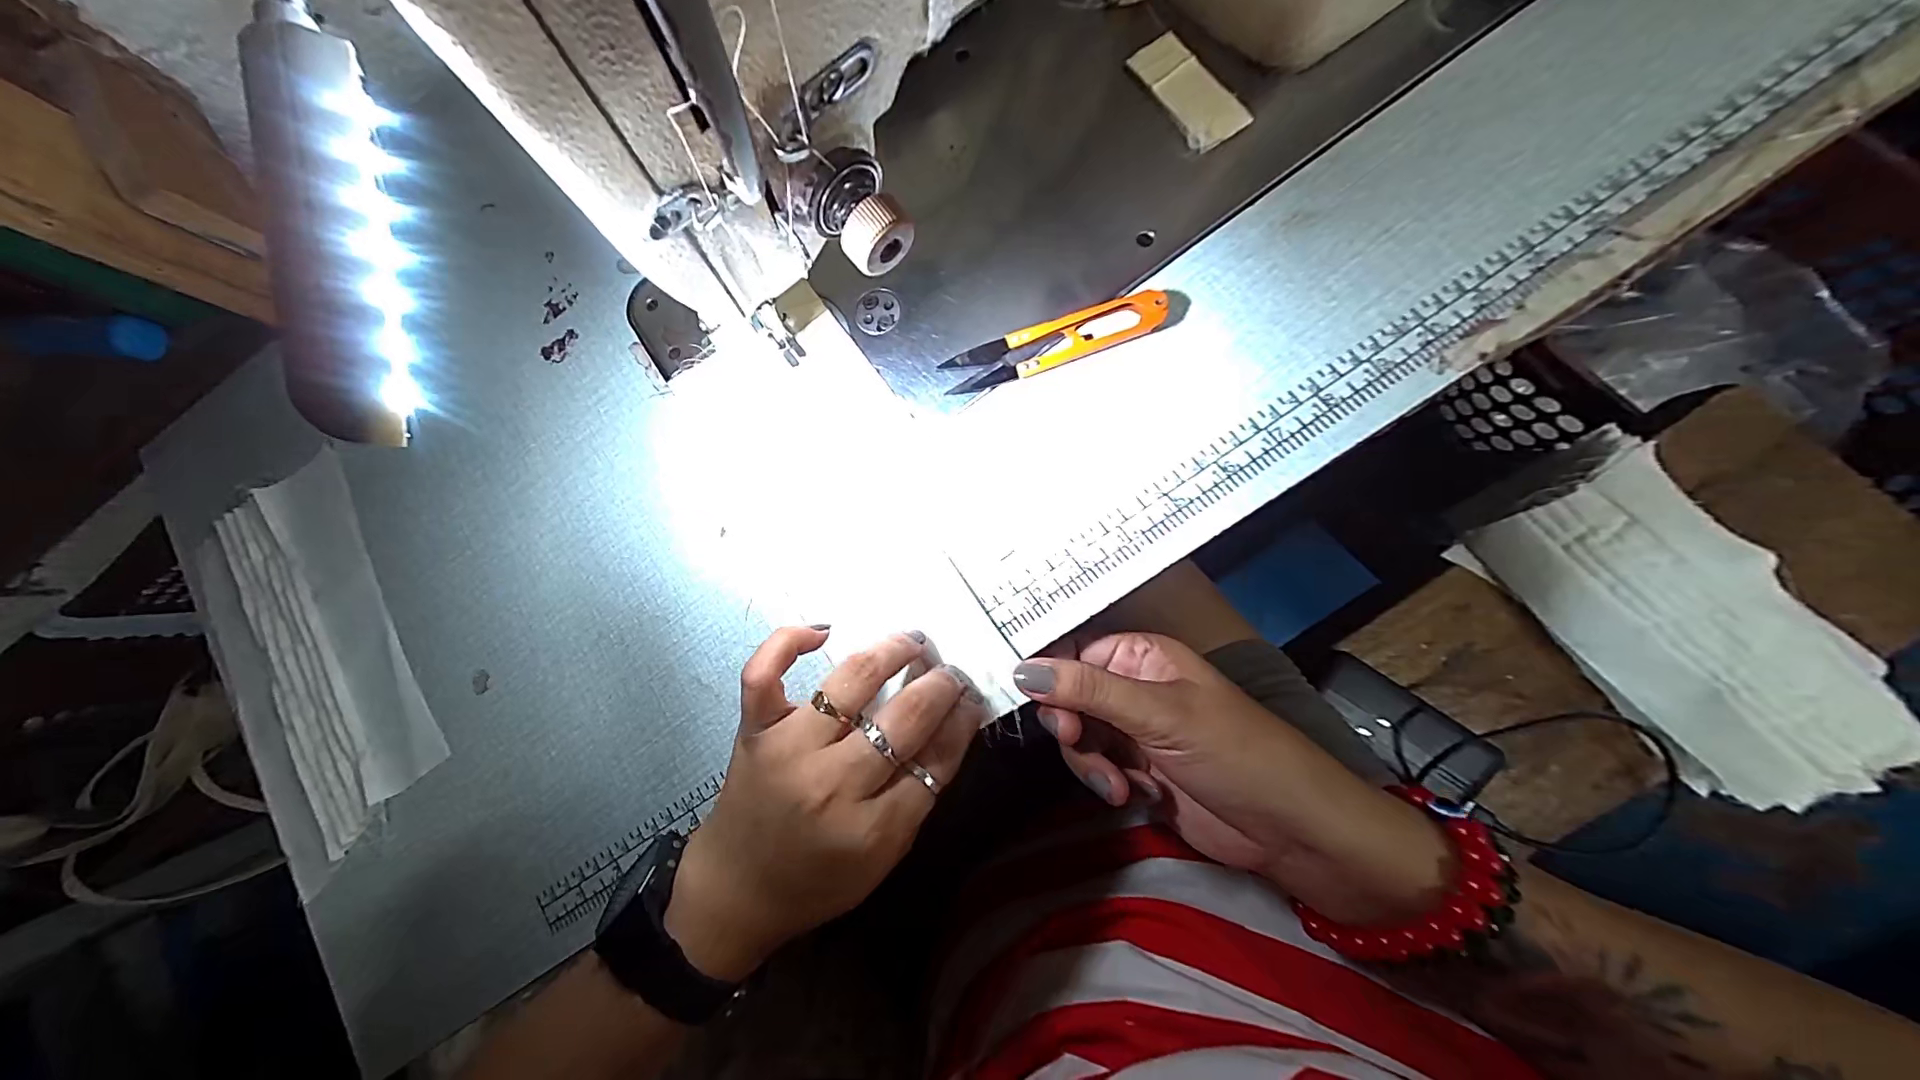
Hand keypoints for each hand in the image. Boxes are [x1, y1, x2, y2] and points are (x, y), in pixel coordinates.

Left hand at [662, 627, 984, 979]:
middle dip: (940, 685)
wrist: (736, 891)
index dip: (962, 721)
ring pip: (850, 681)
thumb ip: (921, 793)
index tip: (973, 698)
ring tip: (914, 641)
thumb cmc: (818, 879)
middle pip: (904, 717)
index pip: (936, 758)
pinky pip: (763, 675)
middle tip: (951, 671)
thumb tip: (955, 722)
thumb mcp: (885, 854)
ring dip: (892, 652)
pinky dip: (788, 643)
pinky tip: (822, 632)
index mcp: (873, 827)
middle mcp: (832, 783)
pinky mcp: (754, 731)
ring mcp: (788, 750)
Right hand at [1016, 633, 1451, 924]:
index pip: (1076, 653)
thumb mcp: (1158, 713)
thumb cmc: (1233, 751)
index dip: (1052, 676)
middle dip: (1072, 725)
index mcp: (1142, 657)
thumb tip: (1023, 669)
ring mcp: (1136, 731)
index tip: (1039, 702)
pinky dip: (1105, 782)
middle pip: (1070, 697)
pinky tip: (1130, 795)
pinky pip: (1098, 768)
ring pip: (1080, 737)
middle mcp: (1134, 688)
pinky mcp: (1139, 771)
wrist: (1290, 830)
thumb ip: (1088, 690)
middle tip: (1080, 742)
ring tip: (1117, 783)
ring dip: (1089, 761)